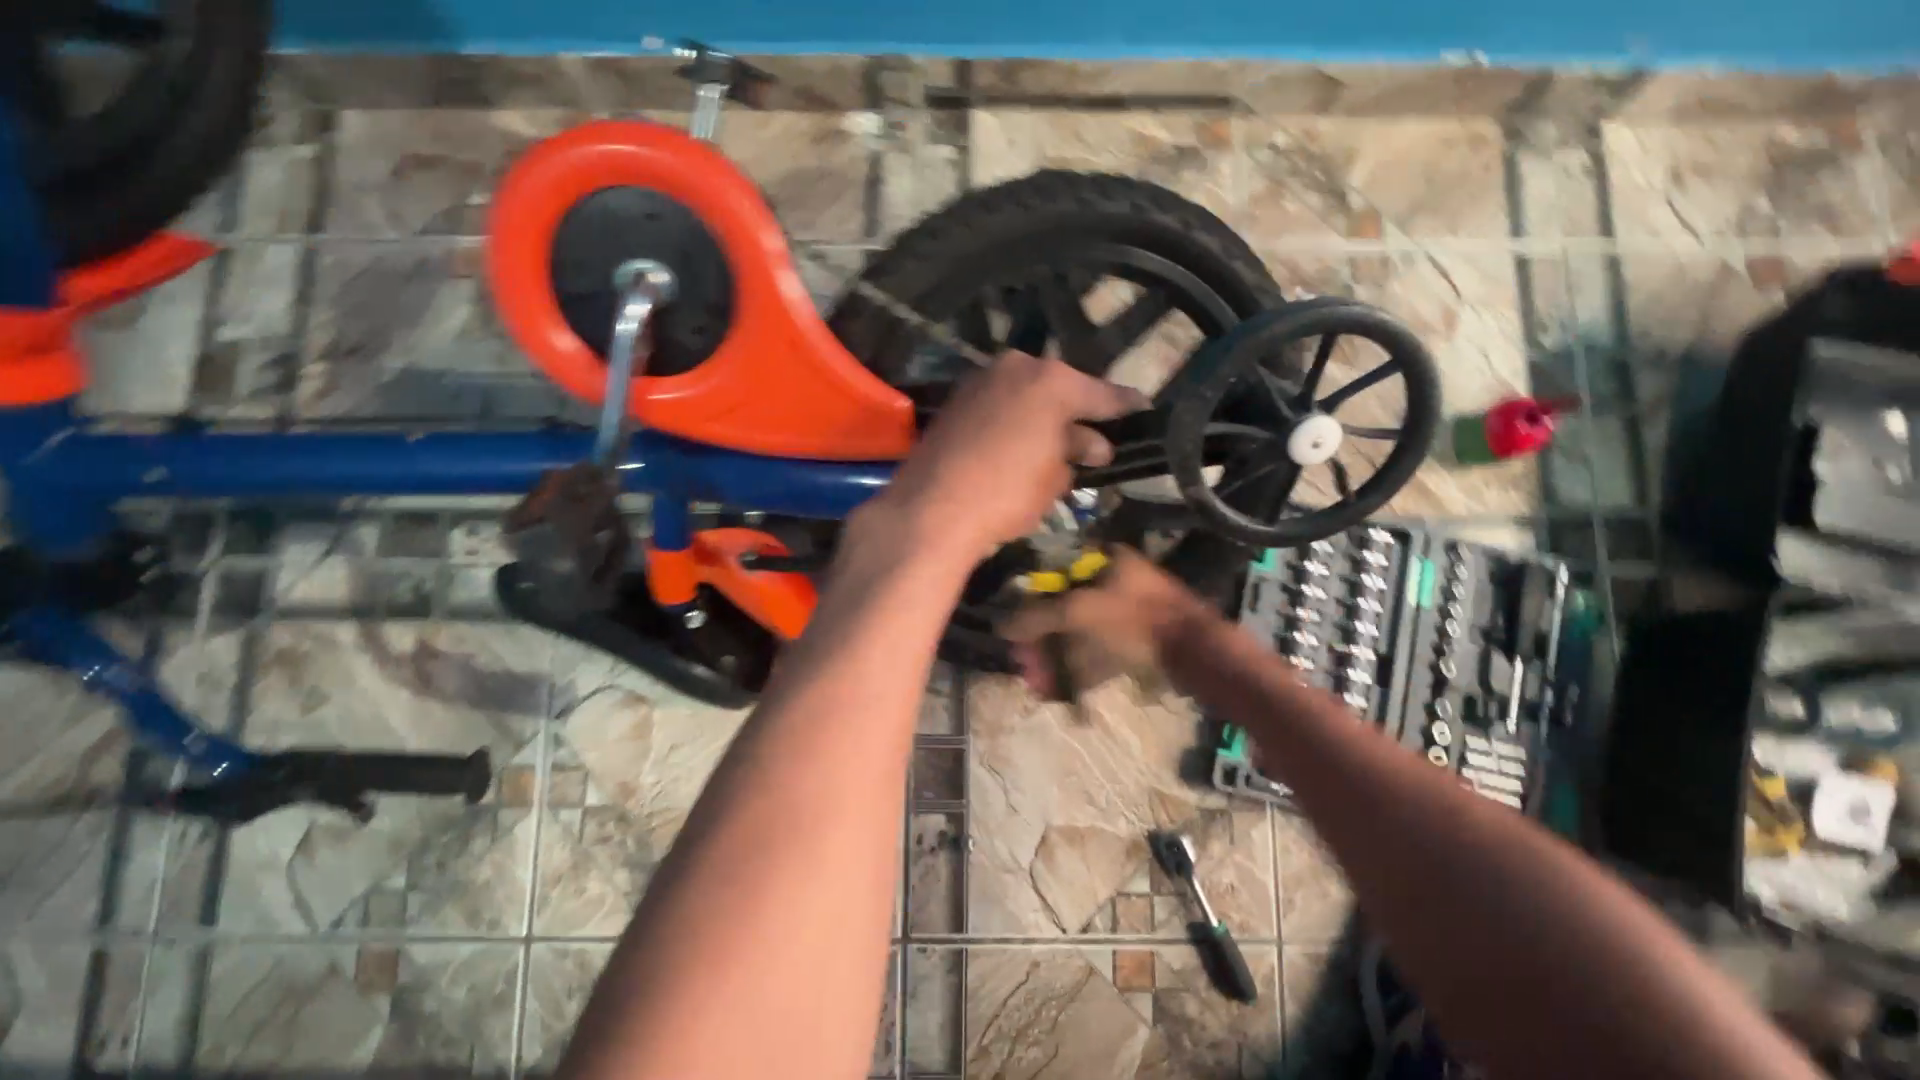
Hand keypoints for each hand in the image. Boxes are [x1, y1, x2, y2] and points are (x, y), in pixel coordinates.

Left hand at [870, 351, 1146, 555]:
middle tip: (1099, 438)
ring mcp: (982, 381)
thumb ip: (1077, 454)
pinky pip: (1001, 406)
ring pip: (1027, 396)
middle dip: (1079, 414)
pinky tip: (1025, 447)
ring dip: (1045, 419)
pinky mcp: (956, 401)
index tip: (1143, 409)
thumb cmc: (1007, 493)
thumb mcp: (1055, 479)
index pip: (1101, 393)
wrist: (931, 509)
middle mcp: (1016, 368)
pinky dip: (1016, 422)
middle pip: (1060, 389)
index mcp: (1051, 381)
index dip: (1125, 406)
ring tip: (1062, 448)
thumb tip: (1091, 446)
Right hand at [1000, 546, 1214, 695]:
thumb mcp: (1080, 611)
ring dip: (1056, 659)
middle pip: (1064, 608)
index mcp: (1104, 559)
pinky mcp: (1137, 641)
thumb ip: (1038, 616)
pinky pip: (1099, 652)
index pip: (1053, 572)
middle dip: (1040, 640)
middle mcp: (1115, 580)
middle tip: (1024, 665)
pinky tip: (1060, 692)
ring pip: (1080, 634)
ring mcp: (1128, 612)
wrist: (1197, 653)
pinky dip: (1079, 669)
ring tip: (1038, 685)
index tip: (1013, 629)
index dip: (1029, 600)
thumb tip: (1001, 626)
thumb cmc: (1135, 621)